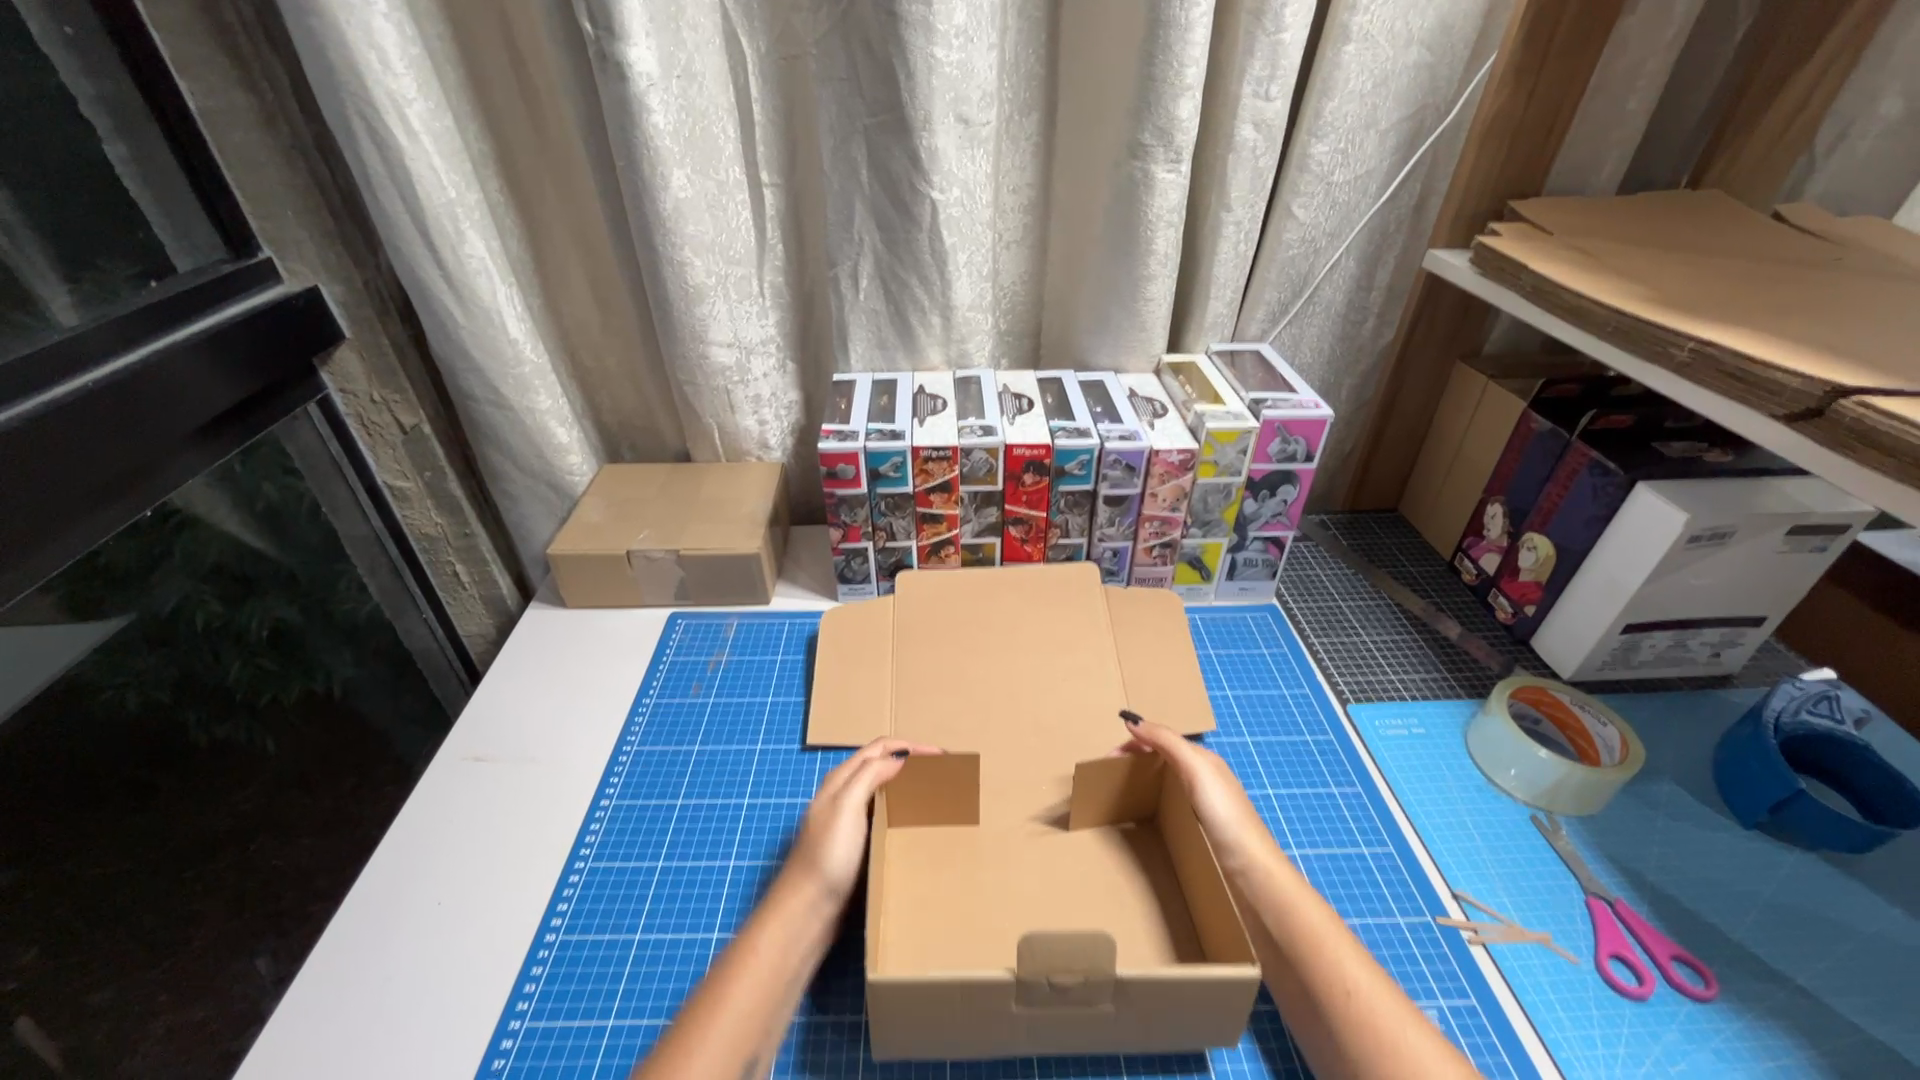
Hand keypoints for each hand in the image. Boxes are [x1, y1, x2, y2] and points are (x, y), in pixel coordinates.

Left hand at [783, 737, 942, 903]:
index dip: (910, 746)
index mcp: (841, 780)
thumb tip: (900, 757)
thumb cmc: (828, 855)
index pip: (879, 748)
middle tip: (942, 774)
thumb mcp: (847, 806)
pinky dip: (902, 811)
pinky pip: (883, 817)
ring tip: (935, 795)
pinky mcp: (855, 844)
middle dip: (911, 763)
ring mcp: (849, 821)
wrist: (808, 909)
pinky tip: (915, 825)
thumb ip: (870, 775)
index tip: (941, 757)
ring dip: (908, 787)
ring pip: (883, 792)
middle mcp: (844, 795)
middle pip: (882, 766)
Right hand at [1116, 711, 1272, 872]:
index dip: (1135, 741)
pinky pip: (1173, 799)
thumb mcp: (1195, 767)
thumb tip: (1132, 721)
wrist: (1250, 865)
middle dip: (1137, 758)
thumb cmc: (1223, 812)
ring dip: (1145, 777)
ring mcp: (1205, 800)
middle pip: (1164, 756)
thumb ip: (1167, 741)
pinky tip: (1148, 811)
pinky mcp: (1204, 823)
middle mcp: (1205, 774)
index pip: (1162, 738)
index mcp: (1203, 758)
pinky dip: (1156, 797)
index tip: (1109, 759)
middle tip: (1111, 776)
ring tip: (1124, 791)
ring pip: (1168, 778)